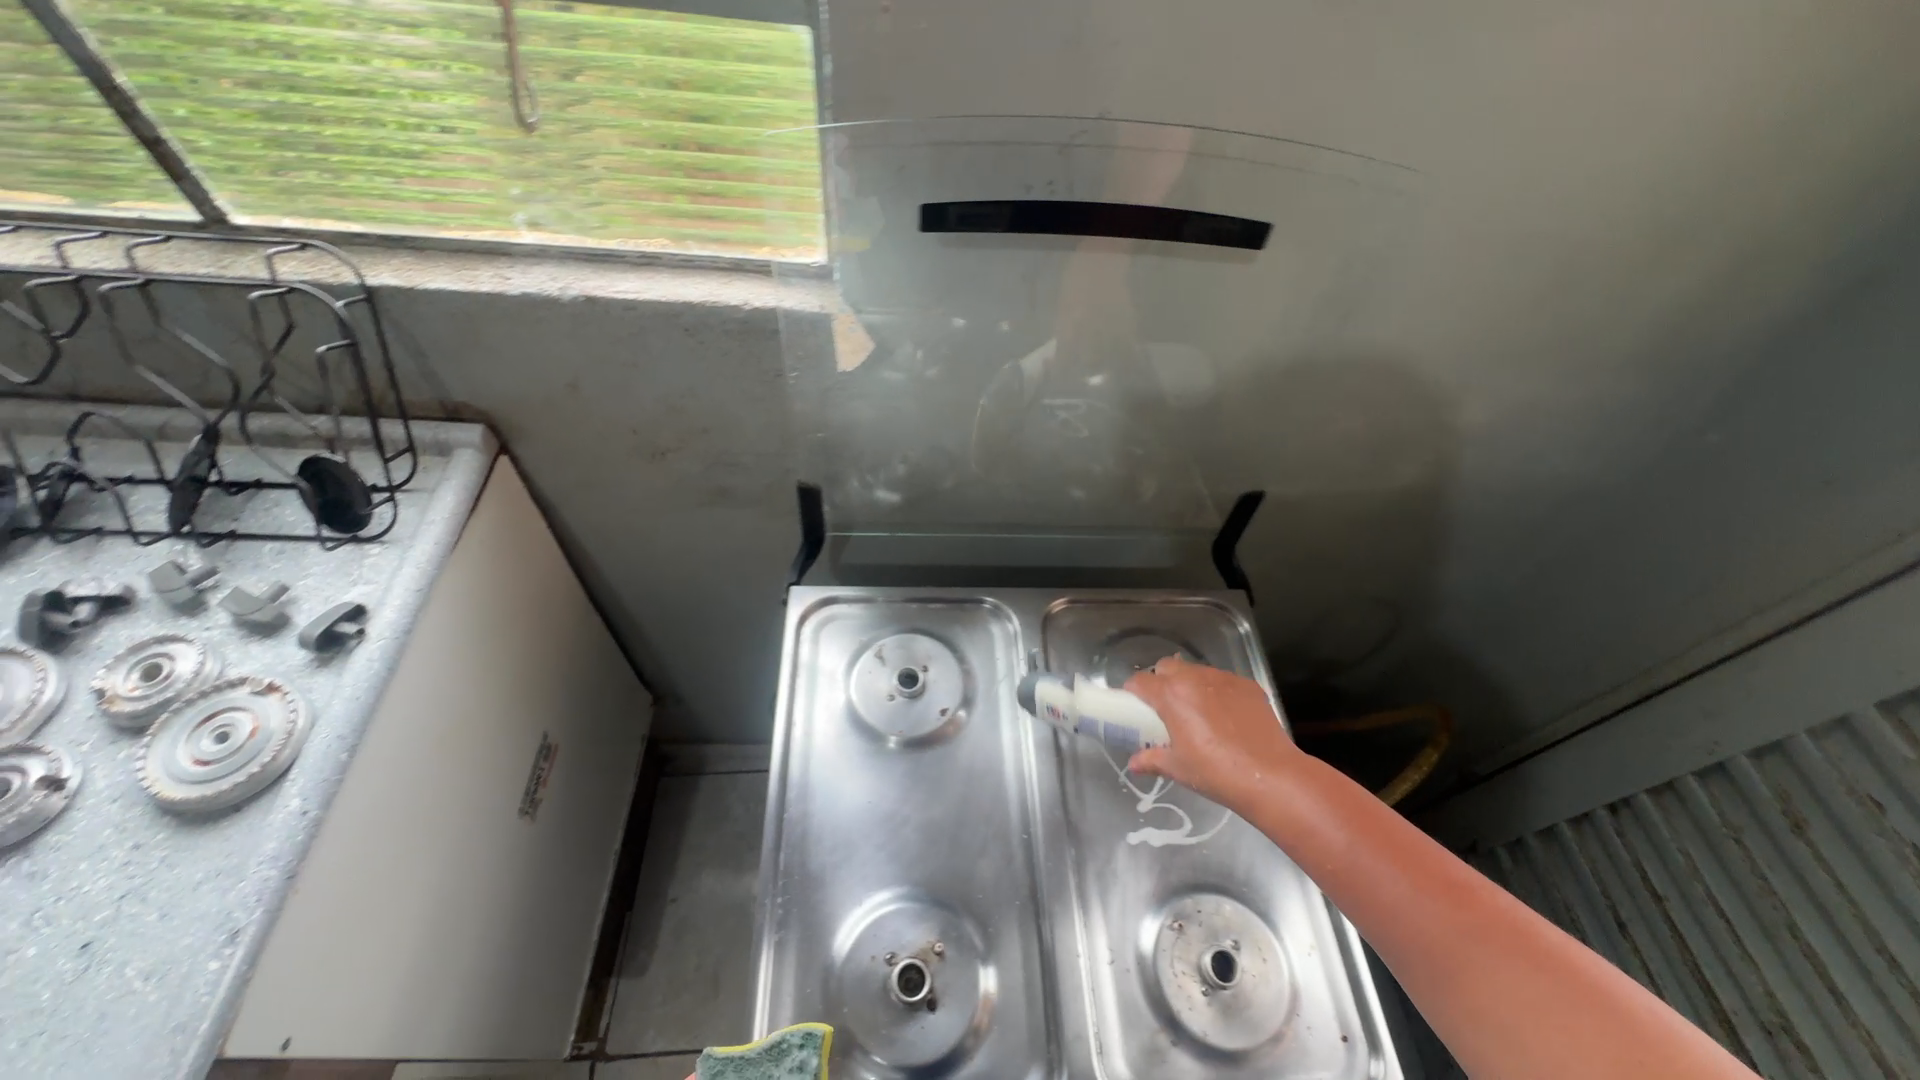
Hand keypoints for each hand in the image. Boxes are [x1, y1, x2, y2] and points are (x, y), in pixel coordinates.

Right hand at [1123, 655, 1301, 809]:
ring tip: (1196, 712)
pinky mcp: (1248, 686)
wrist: (1271, 776)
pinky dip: (1216, 692)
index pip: (1140, 681)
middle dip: (1160, 681)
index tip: (1135, 708)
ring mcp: (1225, 679)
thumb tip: (1134, 764)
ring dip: (1189, 684)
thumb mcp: (1178, 768)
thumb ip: (1151, 760)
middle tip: (1164, 709)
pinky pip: (1223, 681)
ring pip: (1197, 671)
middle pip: (1168, 666)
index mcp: (1171, 695)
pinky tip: (1225, 717)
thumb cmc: (1216, 772)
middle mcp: (1195, 678)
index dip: (1133, 693)